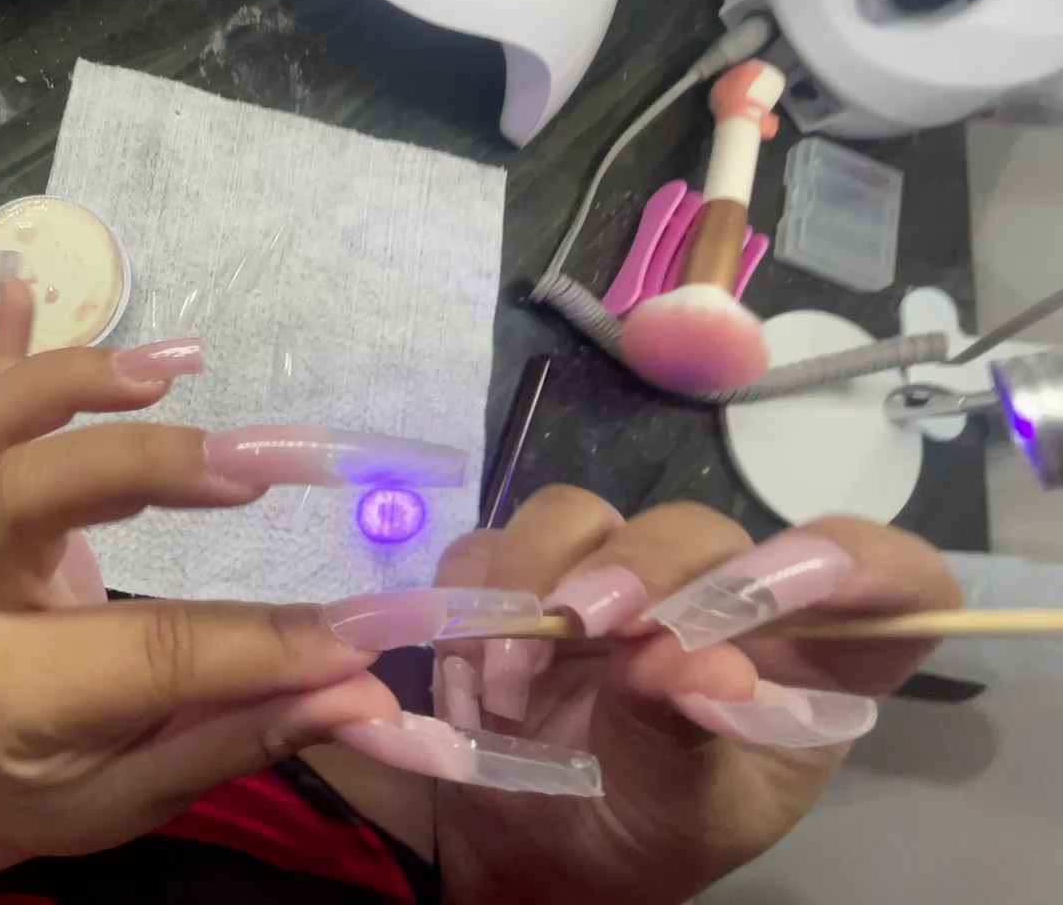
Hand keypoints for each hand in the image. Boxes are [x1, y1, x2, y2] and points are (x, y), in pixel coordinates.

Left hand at [0, 273, 480, 856]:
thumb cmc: (52, 783)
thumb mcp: (142, 791)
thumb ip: (247, 731)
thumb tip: (374, 692)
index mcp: (7, 690)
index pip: (150, 651)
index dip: (269, 639)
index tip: (381, 623)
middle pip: (33, 497)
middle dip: (154, 466)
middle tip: (259, 459)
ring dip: (78, 380)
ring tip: (179, 367)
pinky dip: (6, 345)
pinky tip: (27, 283)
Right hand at [409, 486, 960, 904]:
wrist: (517, 832)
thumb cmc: (625, 833)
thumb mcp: (673, 811)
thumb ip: (683, 738)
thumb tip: (695, 663)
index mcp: (793, 661)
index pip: (883, 579)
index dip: (851, 562)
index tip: (780, 582)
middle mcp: (695, 596)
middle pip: (687, 528)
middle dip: (632, 569)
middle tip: (579, 624)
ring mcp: (595, 573)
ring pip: (569, 516)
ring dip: (526, 582)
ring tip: (505, 679)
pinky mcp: (511, 569)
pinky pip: (481, 548)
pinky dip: (465, 602)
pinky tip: (469, 672)